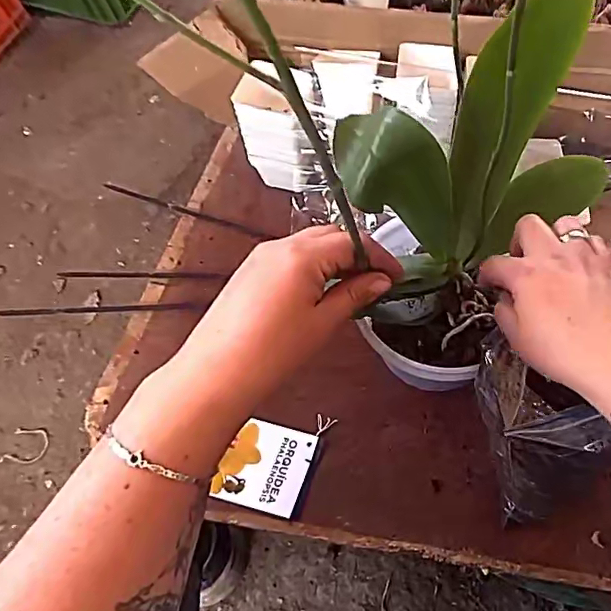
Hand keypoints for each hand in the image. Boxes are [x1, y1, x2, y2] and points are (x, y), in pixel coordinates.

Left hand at [167, 225, 399, 406]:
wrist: (215, 375)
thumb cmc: (269, 352)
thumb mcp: (323, 322)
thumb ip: (355, 294)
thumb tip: (379, 280)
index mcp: (301, 255)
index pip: (353, 241)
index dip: (380, 256)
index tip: (396, 274)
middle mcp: (280, 246)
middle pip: (332, 235)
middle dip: (360, 252)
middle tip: (380, 278)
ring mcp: (262, 256)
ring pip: (312, 243)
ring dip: (338, 257)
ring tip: (356, 286)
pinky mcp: (252, 270)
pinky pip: (293, 256)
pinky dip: (316, 265)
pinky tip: (326, 289)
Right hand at [476, 215, 610, 395]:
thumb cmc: (567, 353)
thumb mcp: (519, 340)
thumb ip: (505, 313)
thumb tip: (504, 303)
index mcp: (526, 275)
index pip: (495, 263)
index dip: (487, 273)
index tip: (489, 281)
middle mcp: (554, 258)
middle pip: (527, 225)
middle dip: (517, 239)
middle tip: (518, 259)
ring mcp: (583, 258)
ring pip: (564, 223)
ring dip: (553, 234)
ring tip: (551, 253)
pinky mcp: (606, 265)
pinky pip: (594, 240)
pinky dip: (585, 245)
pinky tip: (580, 260)